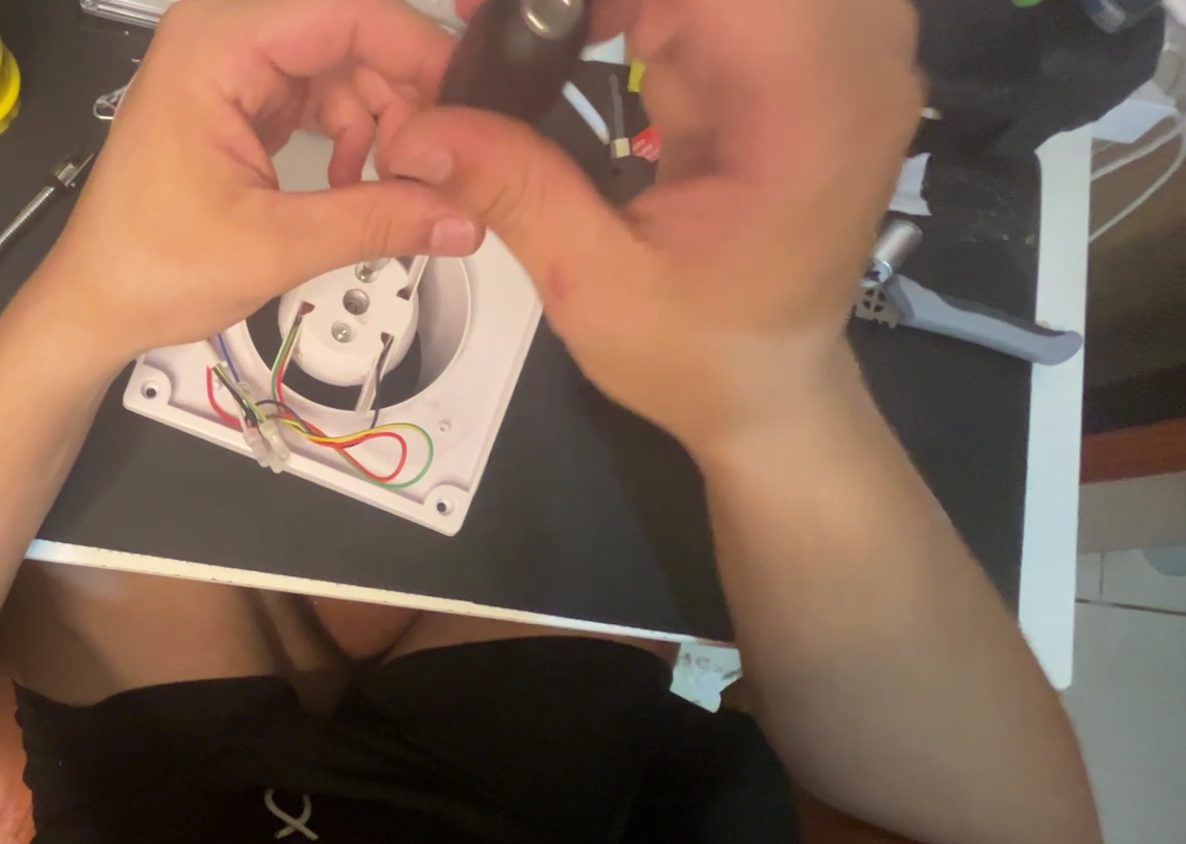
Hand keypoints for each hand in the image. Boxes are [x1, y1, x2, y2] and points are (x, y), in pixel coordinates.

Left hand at [24, 0, 485, 367]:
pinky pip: (310, 104)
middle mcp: (217, 46)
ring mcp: (224, 79)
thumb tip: (451, 215)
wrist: (98, 307)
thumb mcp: (272, 247)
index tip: (461, 103)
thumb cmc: (145, 270)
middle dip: (397, 98)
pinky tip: (352, 186)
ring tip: (389, 186)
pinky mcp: (231, 114)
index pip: (345, 10)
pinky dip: (343, 141)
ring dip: (373, 125)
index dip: (415, 52)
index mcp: (214, 49)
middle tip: (428, 162)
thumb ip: (373, 223)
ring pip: (333, 73)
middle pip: (344, 37)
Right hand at [378, 0, 921, 456]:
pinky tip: (560, 38)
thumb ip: (515, 191)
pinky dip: (627, 9)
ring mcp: (823, 52)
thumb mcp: (589, 283)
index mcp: (812, 104)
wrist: (760, 388)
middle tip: (498, 17)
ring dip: (603, 1)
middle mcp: (845, 50)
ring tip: (512, 28)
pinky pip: (706, 4)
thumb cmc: (690, 355)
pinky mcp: (786, 67)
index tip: (500, 5)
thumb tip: (416, 130)